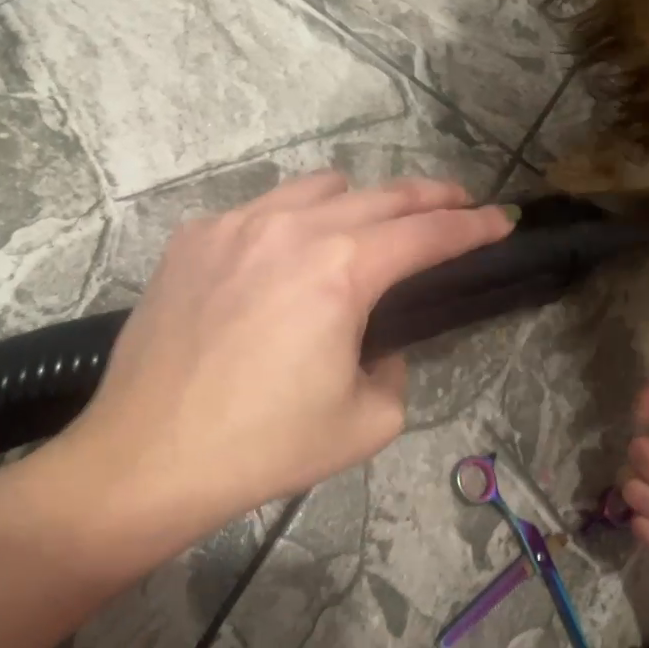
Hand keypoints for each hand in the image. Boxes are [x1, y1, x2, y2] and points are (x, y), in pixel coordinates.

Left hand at [49, 171, 513, 553]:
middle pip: (387, 193)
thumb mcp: (369, 422)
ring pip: (325, 186)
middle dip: (435, 197)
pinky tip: (286, 259)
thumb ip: (398, 366)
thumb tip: (380, 338)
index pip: (431, 232)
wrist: (143, 462)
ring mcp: (240, 224)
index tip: (505, 218)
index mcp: (344, 271)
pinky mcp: (196, 236)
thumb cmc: (264, 447)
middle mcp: (296, 229)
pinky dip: (294, 220)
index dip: (477, 224)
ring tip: (371, 227)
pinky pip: (265, 207)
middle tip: (462, 204)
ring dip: (363, 201)